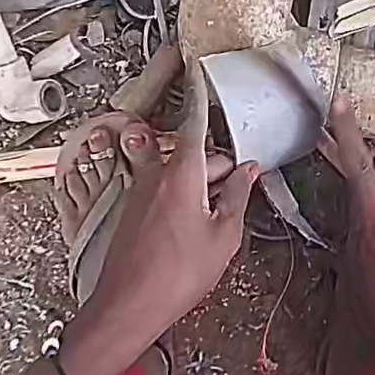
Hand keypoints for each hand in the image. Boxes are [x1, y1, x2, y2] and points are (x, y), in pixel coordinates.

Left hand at [59, 63, 259, 374]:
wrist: (127, 307)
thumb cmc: (178, 274)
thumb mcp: (223, 235)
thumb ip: (238, 195)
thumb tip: (248, 170)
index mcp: (182, 173)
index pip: (197, 123)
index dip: (201, 95)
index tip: (199, 67)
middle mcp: (157, 174)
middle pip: (196, 153)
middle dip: (221, 166)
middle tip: (242, 191)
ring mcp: (141, 191)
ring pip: (181, 172)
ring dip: (203, 184)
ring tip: (218, 218)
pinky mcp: (134, 208)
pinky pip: (165, 188)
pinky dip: (185, 195)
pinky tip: (195, 227)